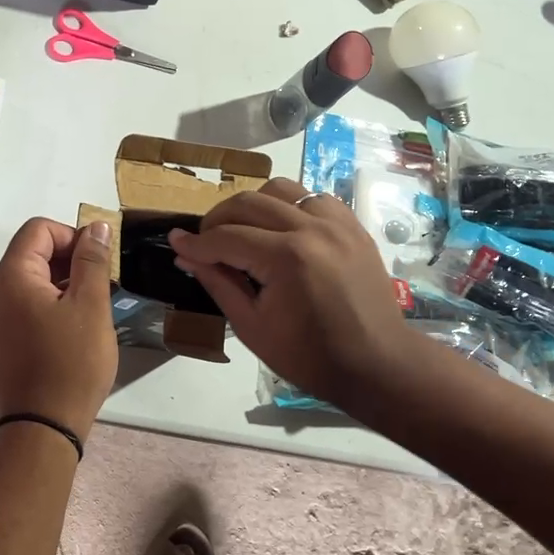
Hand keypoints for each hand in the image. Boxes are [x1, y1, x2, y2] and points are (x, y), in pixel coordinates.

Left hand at [0, 218, 117, 441]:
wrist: (41, 429)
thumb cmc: (71, 364)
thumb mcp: (90, 306)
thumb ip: (91, 261)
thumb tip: (95, 227)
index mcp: (11, 277)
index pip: (38, 230)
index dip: (71, 235)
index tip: (98, 261)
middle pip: (30, 254)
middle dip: (67, 260)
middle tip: (100, 285)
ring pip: (27, 283)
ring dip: (59, 284)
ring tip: (90, 309)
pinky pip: (21, 308)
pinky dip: (46, 306)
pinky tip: (70, 330)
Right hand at [167, 178, 411, 406]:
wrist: (378, 365)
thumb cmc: (310, 356)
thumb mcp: (251, 326)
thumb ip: (216, 282)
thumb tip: (184, 253)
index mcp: (286, 257)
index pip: (226, 237)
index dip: (195, 242)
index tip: (175, 242)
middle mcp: (312, 229)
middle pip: (248, 203)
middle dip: (218, 220)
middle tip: (205, 242)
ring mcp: (336, 223)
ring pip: (279, 190)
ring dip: (252, 205)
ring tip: (242, 231)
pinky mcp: (352, 226)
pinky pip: (311, 197)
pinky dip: (288, 205)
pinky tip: (279, 229)